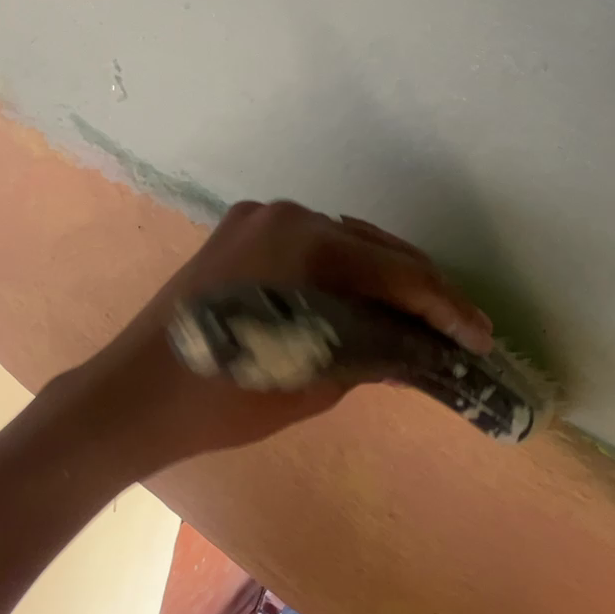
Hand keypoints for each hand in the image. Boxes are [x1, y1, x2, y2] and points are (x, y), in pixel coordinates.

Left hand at [51, 200, 492, 475]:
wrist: (134, 397)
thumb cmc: (223, 398)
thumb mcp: (314, 380)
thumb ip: (374, 352)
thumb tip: (417, 349)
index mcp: (306, 245)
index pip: (398, 274)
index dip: (447, 309)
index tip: (480, 338)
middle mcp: (286, 215)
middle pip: (376, 248)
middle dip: (420, 290)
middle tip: (456, 329)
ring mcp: (257, 220)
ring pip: (344, 244)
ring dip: (382, 279)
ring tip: (416, 319)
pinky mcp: (238, 234)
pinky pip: (308, 248)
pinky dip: (340, 274)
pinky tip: (361, 303)